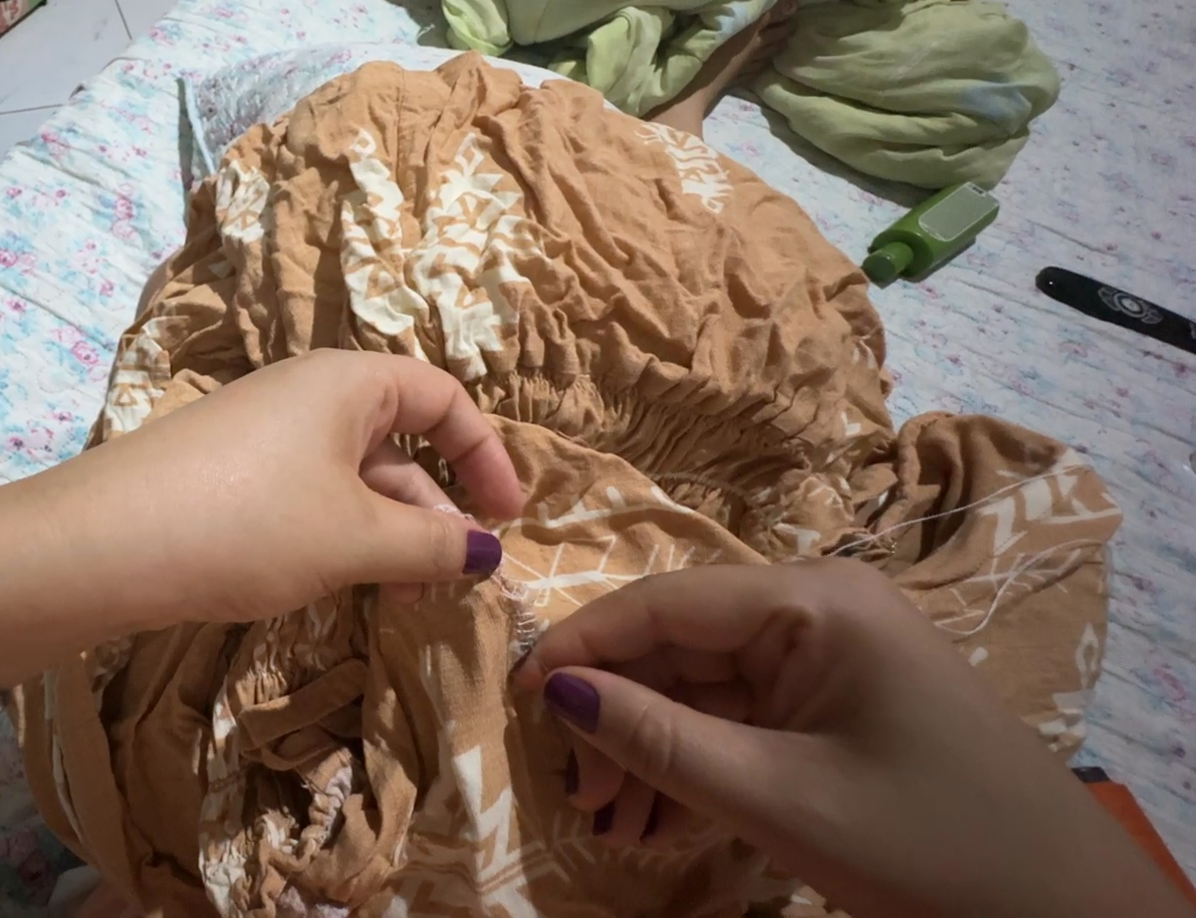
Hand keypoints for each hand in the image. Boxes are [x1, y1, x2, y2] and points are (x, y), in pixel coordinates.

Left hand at [0, 349, 524, 688]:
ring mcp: (263, 432)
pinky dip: (338, 534)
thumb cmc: (250, 522)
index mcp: (347, 381)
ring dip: (387, 532)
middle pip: (397, 441)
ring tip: (398, 596)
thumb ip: (432, 544)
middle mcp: (306, 393)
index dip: (486, 455)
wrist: (104, 543)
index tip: (510, 519)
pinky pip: (307, 493)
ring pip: (351, 476)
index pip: (443, 398)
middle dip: (433, 511)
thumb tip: (487, 553)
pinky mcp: (229, 472)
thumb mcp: (356, 536)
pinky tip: (338, 582)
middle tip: (449, 580)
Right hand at [513, 560, 1192, 917]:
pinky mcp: (820, 696)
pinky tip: (657, 819)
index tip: (520, 690)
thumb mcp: (777, 798)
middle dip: (619, 722)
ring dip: (647, 752)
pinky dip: (689, 764)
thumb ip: (653, 736)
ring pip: (693, 687)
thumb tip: (551, 688)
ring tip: (613, 822)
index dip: (581, 644)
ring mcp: (816, 652)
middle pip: (672, 649)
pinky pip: (728, 716)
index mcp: (809, 600)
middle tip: (582, 793)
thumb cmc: (937, 857)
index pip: (660, 603)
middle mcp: (808, 607)